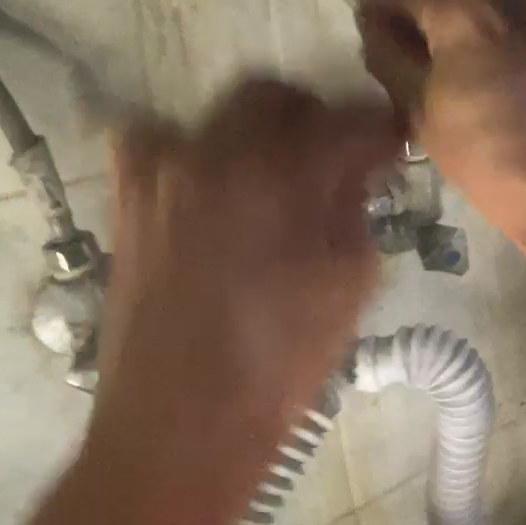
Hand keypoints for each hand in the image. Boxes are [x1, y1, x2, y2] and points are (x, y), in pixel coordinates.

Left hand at [91, 79, 399, 476]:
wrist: (181, 428)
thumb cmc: (283, 362)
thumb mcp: (349, 282)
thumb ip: (354, 208)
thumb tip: (359, 169)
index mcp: (283, 179)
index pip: (347, 122)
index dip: (381, 129)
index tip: (396, 145)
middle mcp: (217, 158)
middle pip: (276, 96)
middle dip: (317, 117)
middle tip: (340, 156)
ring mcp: (163, 176)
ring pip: (219, 114)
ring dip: (260, 131)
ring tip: (278, 173)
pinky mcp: (129, 203)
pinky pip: (155, 142)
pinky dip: (189, 149)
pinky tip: (210, 184)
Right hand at [358, 0, 525, 253]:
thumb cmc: (488, 153)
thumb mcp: (419, 110)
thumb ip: (389, 56)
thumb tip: (380, 29)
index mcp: (459, 0)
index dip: (382, 18)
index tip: (381, 48)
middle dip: (429, 0)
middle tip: (425, 46)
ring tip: (471, 46)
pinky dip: (516, 11)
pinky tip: (514, 50)